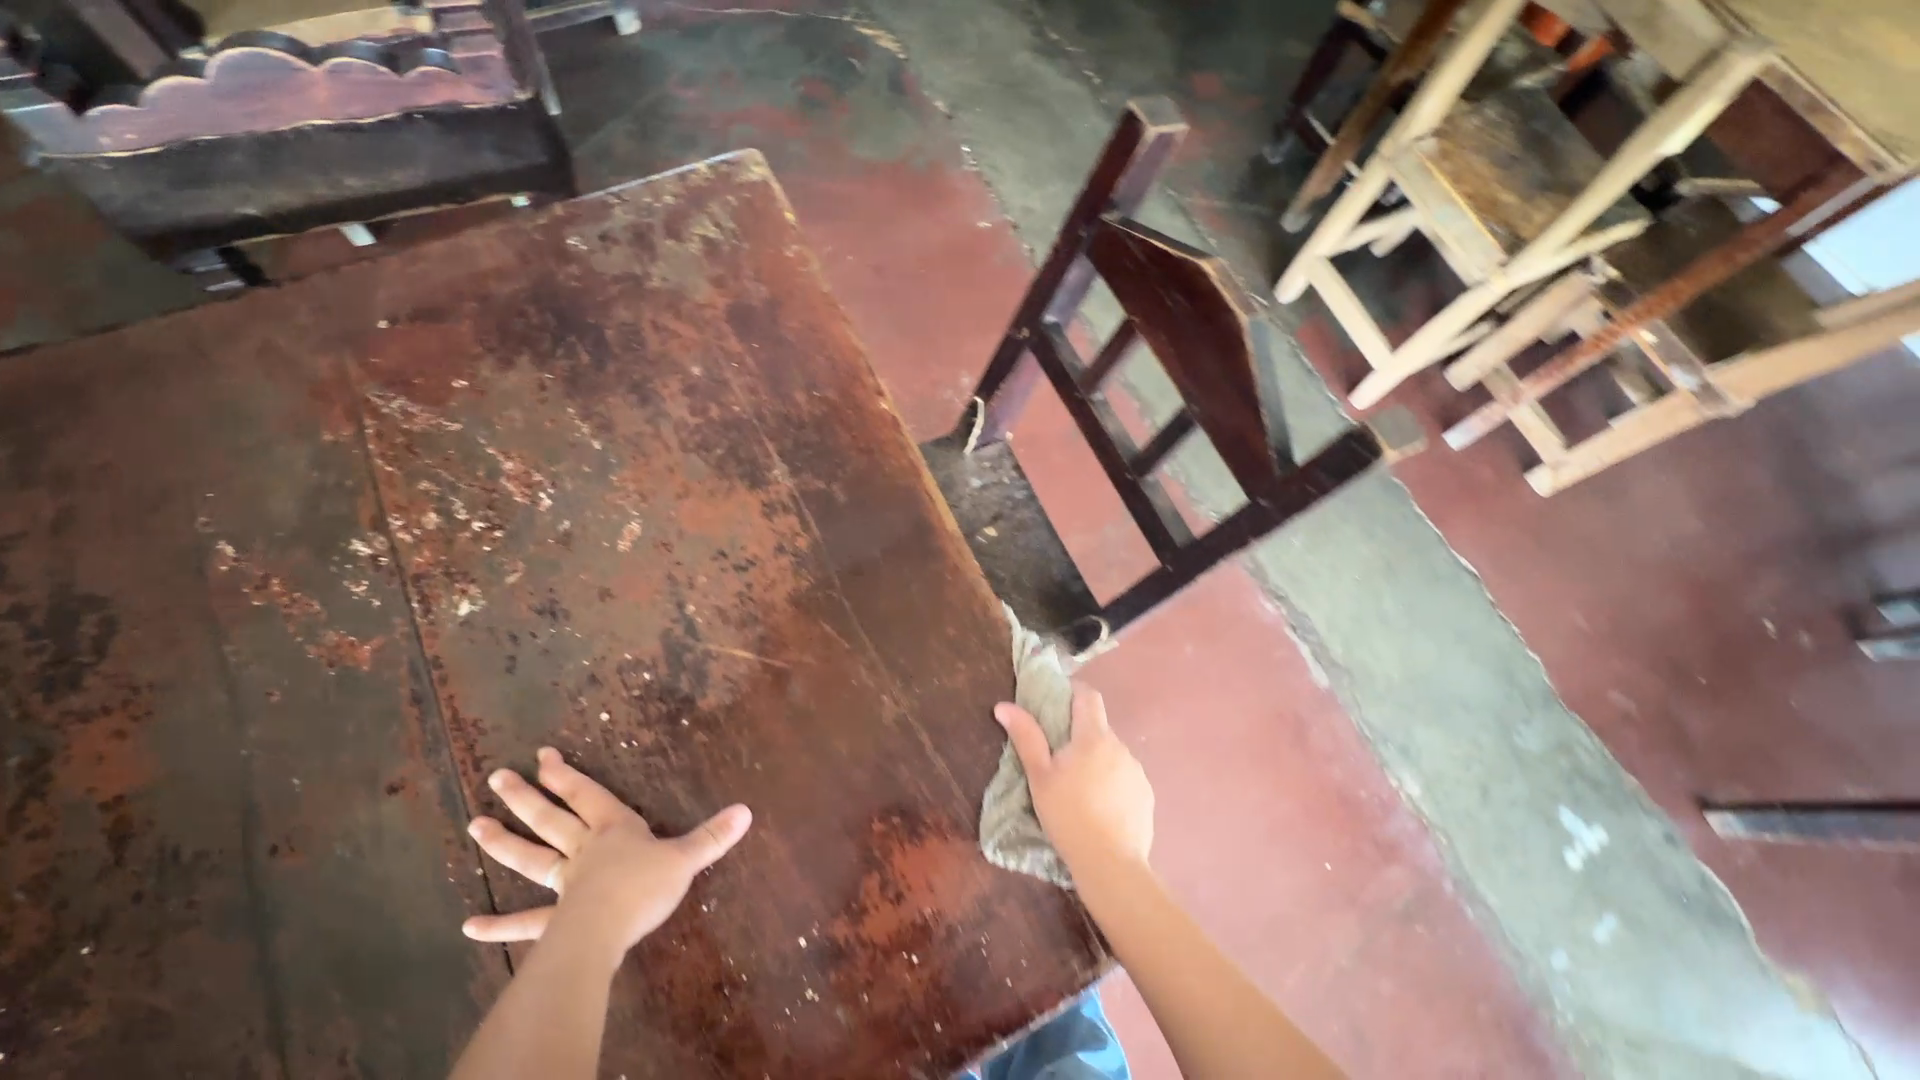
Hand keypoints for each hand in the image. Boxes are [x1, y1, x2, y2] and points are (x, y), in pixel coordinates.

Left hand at [463, 747, 751, 955]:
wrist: (609, 928)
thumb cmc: (645, 887)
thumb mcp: (686, 858)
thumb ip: (712, 836)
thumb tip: (746, 811)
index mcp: (614, 829)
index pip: (588, 795)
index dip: (566, 775)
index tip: (542, 755)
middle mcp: (584, 850)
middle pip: (551, 818)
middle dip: (526, 796)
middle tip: (498, 777)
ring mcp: (565, 884)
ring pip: (531, 858)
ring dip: (502, 843)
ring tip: (475, 826)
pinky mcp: (556, 920)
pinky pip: (525, 922)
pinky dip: (499, 925)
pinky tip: (470, 926)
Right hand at [995, 684, 1152, 873]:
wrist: (1110, 863)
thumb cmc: (1067, 815)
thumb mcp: (1039, 777)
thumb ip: (1025, 737)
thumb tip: (1004, 706)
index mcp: (1093, 737)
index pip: (1088, 696)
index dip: (1073, 691)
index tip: (1058, 700)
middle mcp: (1120, 747)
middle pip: (1098, 729)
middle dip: (1079, 736)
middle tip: (1057, 760)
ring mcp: (1137, 771)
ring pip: (1112, 755)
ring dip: (1096, 762)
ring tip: (1078, 791)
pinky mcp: (1146, 794)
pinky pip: (1125, 778)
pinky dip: (1111, 784)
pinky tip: (1099, 809)